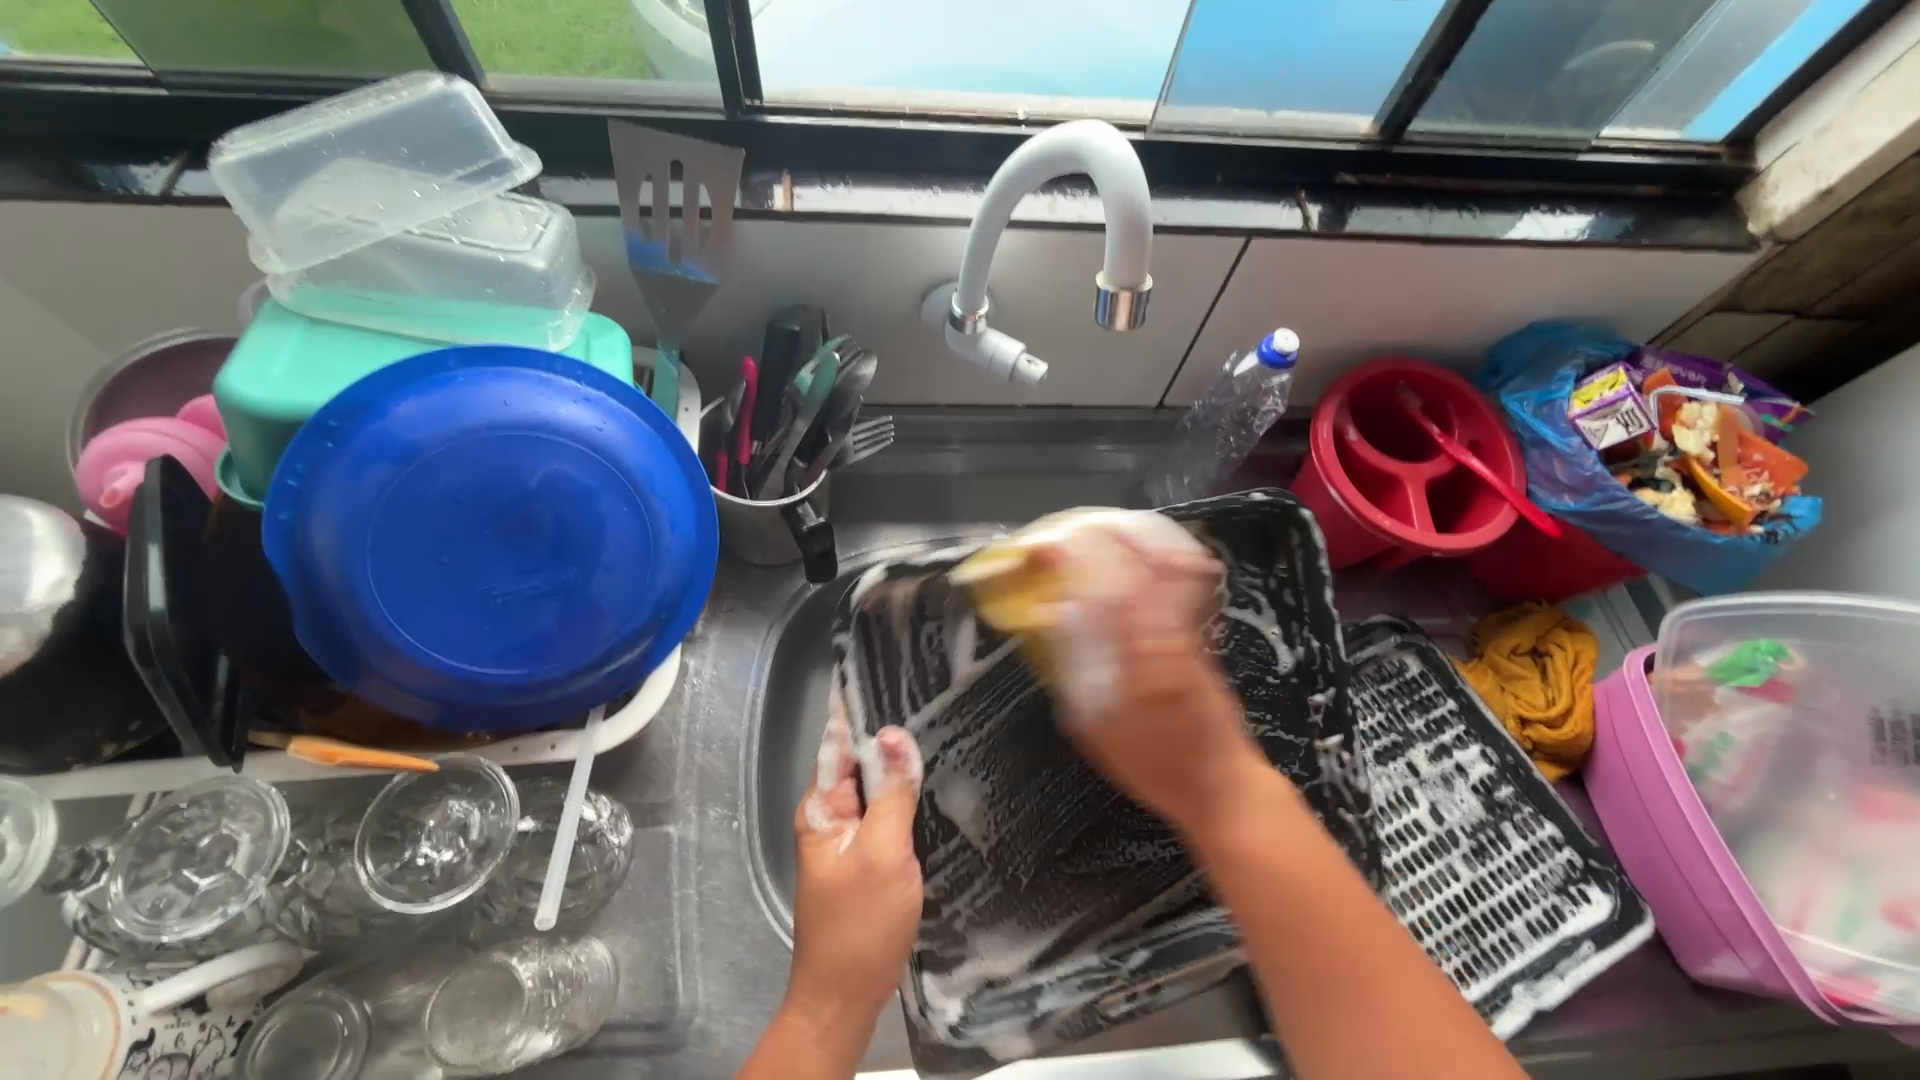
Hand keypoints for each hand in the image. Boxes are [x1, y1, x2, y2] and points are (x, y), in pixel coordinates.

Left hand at [781, 703, 923, 1053]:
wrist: (846, 996)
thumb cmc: (860, 925)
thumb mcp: (883, 852)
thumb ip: (890, 793)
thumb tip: (895, 734)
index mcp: (822, 807)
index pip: (840, 741)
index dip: (860, 707)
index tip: (885, 669)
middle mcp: (830, 815)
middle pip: (860, 760)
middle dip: (890, 730)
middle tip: (932, 693)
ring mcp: (849, 838)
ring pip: (876, 787)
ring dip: (900, 764)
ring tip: (940, 725)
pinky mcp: (867, 857)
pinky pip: (886, 813)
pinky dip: (906, 796)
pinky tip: (933, 784)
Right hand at [1032, 514, 1278, 836]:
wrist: (1227, 789)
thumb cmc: (1157, 769)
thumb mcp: (1100, 732)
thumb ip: (1076, 673)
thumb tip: (1056, 618)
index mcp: (1144, 661)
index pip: (1112, 591)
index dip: (1083, 559)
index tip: (1053, 544)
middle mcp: (1174, 638)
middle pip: (1148, 568)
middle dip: (1114, 539)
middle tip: (1082, 528)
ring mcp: (1196, 635)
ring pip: (1175, 572)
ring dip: (1144, 543)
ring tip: (1112, 532)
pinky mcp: (1206, 640)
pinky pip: (1187, 587)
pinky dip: (1168, 561)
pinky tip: (1149, 555)